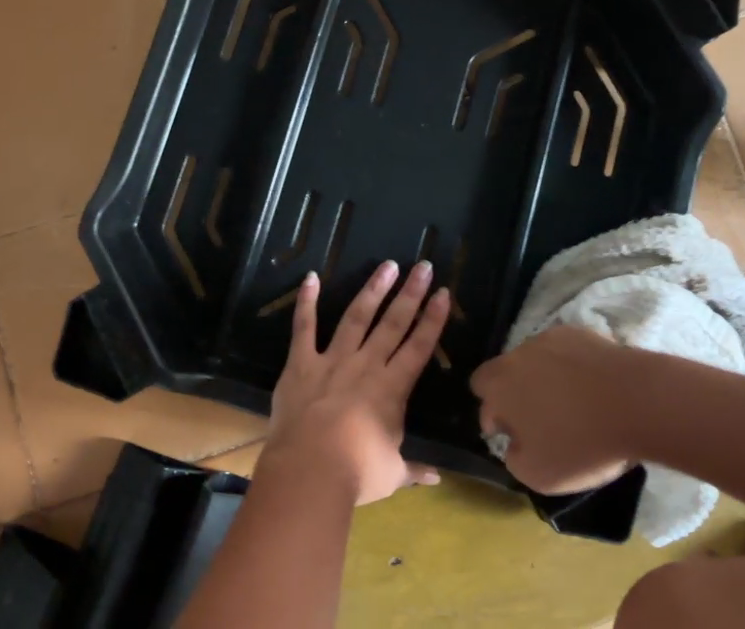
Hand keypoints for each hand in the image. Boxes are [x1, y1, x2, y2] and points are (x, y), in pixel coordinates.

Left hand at [265, 260, 451, 505]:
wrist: (309, 471)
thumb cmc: (356, 474)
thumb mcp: (392, 474)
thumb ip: (413, 470)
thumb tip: (437, 479)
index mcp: (392, 389)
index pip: (419, 347)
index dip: (433, 319)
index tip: (443, 292)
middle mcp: (366, 366)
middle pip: (393, 324)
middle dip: (410, 293)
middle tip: (422, 265)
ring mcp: (332, 361)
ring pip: (356, 317)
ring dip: (372, 290)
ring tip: (387, 266)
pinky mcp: (301, 364)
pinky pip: (304, 328)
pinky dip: (306, 302)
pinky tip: (311, 277)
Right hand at [470, 326, 636, 494]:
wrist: (637, 402)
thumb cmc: (582, 443)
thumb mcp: (539, 475)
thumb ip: (513, 459)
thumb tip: (514, 444)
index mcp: (498, 387)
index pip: (481, 395)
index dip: (494, 417)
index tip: (517, 435)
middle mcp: (515, 355)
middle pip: (503, 371)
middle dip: (514, 392)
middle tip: (541, 418)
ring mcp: (547, 339)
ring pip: (533, 359)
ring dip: (542, 377)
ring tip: (572, 402)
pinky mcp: (578, 331)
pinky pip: (563, 350)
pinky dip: (570, 365)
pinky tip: (591, 385)